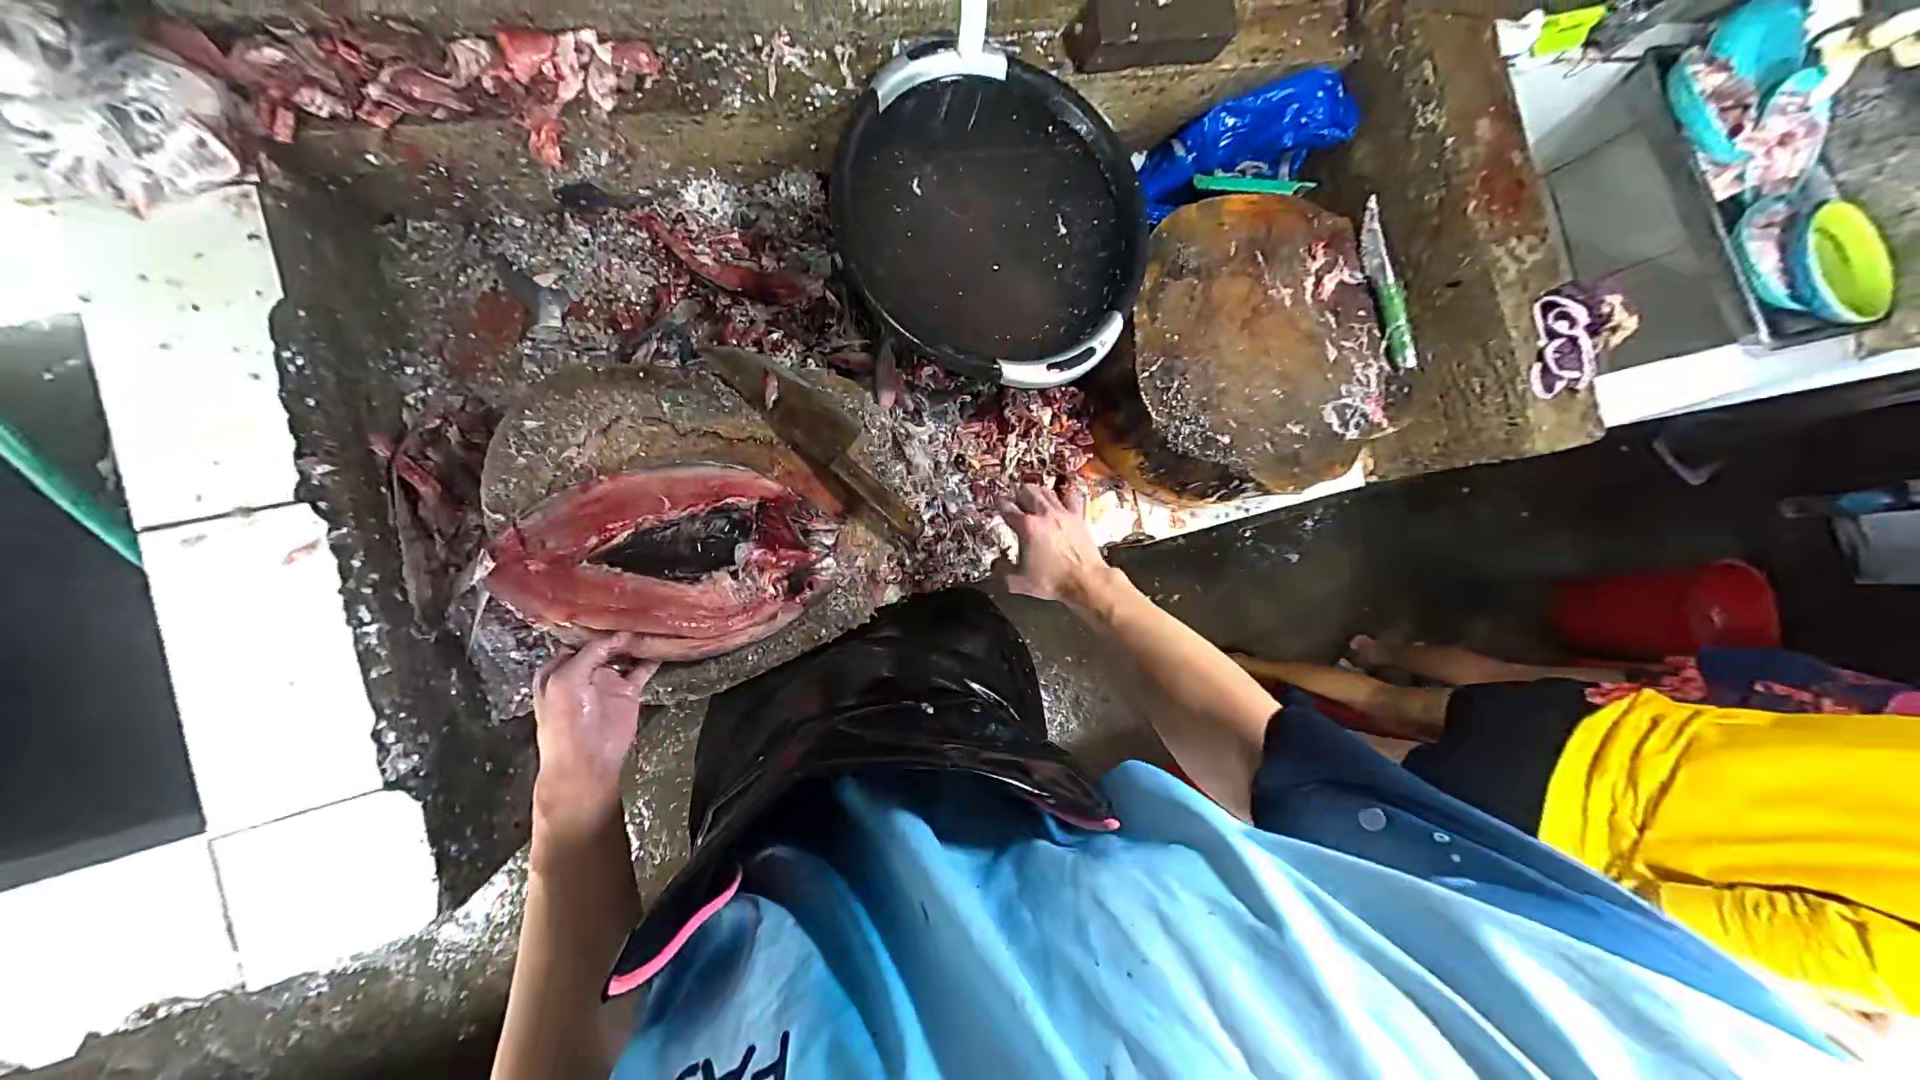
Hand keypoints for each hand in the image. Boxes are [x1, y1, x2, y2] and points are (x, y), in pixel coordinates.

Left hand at [530, 633, 659, 846]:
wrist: (586, 760)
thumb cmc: (566, 720)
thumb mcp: (567, 680)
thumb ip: (591, 653)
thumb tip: (618, 635)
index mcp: (559, 668)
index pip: (579, 639)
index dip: (595, 626)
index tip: (614, 609)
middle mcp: (584, 671)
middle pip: (604, 644)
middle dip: (619, 631)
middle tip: (639, 614)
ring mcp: (607, 681)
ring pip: (625, 654)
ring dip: (636, 642)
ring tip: (652, 625)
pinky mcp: (627, 692)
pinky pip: (642, 669)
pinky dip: (652, 658)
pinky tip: (662, 645)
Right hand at [996, 482, 1113, 606]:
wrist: (1086, 581)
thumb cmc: (1054, 581)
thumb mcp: (1018, 582)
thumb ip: (1001, 572)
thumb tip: (996, 565)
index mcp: (1027, 527)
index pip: (1007, 507)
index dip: (999, 503)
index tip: (997, 502)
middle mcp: (1044, 515)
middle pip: (1027, 492)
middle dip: (1018, 494)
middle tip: (1015, 499)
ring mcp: (1063, 514)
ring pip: (1046, 491)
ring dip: (1037, 492)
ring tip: (1033, 496)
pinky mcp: (1078, 517)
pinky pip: (1070, 497)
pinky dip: (1062, 495)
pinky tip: (1060, 497)